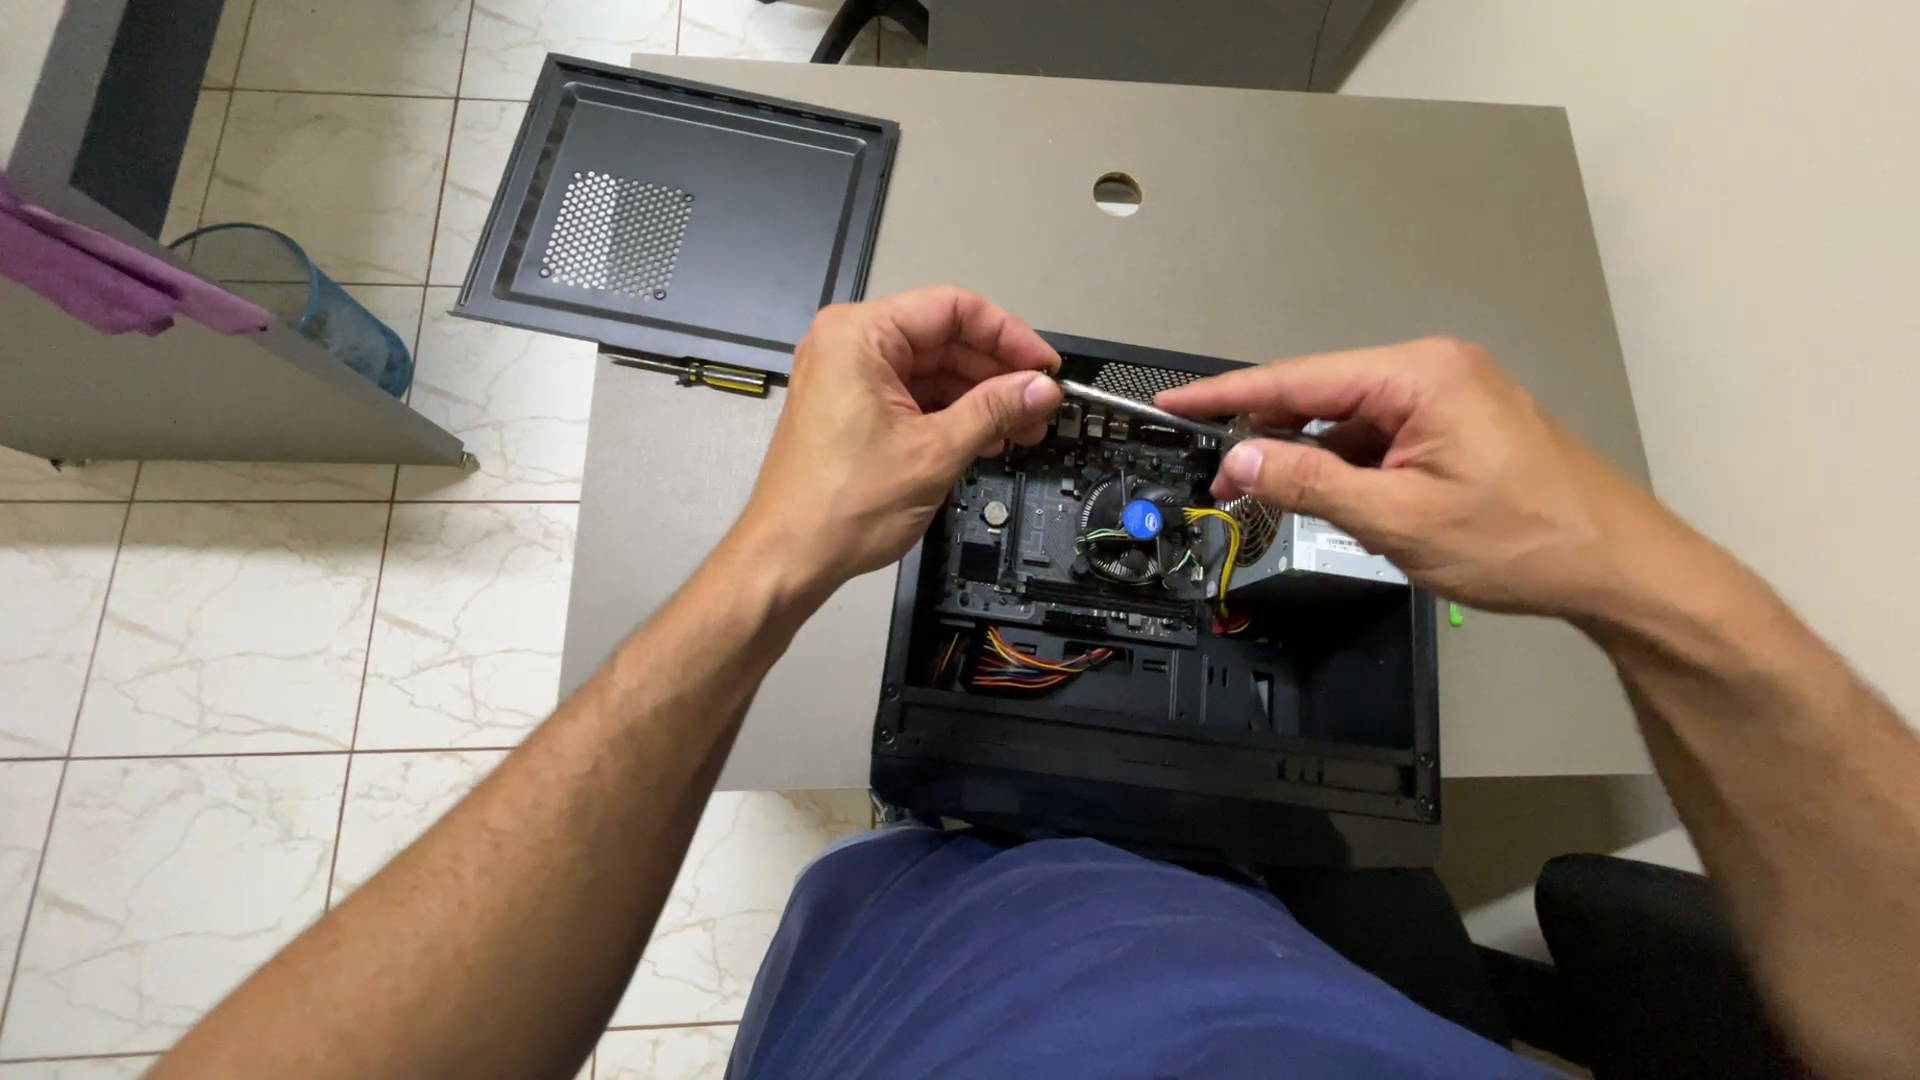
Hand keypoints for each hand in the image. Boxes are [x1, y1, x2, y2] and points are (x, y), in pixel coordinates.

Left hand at [734, 287, 1063, 596]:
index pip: (952, 309)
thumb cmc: (842, 507)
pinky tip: (985, 438)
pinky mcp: (851, 410)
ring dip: (979, 399)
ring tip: (1020, 429)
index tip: (1043, 366)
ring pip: (932, 371)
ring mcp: (848, 379)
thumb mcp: (935, 452)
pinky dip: (950, 415)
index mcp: (859, 336)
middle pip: (943, 339)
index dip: (1008, 336)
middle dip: (996, 374)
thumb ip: (994, 410)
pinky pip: (912, 397)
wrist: (789, 558)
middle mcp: (848, 346)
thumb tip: (1041, 388)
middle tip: (1038, 406)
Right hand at [1156, 337, 1687, 617]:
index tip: (1171, 402)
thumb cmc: (1520, 542)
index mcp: (1419, 376)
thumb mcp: (1398, 518)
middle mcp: (1428, 371)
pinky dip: (1341, 469)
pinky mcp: (1448, 426)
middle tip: (1221, 483)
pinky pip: (1371, 439)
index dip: (1225, 394)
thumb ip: (1308, 483)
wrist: (1621, 570)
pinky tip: (1335, 505)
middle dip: (1264, 437)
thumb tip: (1237, 460)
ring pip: (1341, 421)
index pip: (1295, 378)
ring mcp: (1442, 397)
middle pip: (1316, 394)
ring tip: (1274, 503)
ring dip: (1304, 460)